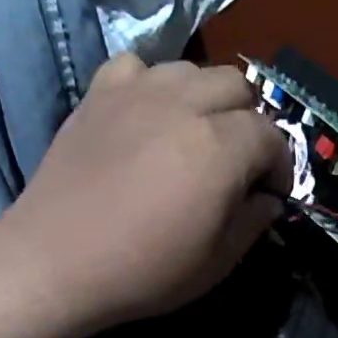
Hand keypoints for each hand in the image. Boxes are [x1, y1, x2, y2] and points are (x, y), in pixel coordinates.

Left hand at [1, 54, 291, 326]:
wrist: (58, 262)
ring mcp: (138, 92)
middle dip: (248, 122)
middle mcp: (185, 104)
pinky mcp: (99, 94)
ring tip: (195, 134)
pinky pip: (137, 65)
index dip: (279, 165)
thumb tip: (268, 200)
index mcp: (221, 148)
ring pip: (192, 69)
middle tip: (236, 162)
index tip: (270, 193)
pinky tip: (148, 115)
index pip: (270, 136)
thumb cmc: (145, 271)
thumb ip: (252, 223)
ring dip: (206, 98)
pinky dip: (153, 84)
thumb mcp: (216, 263)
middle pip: (237, 87)